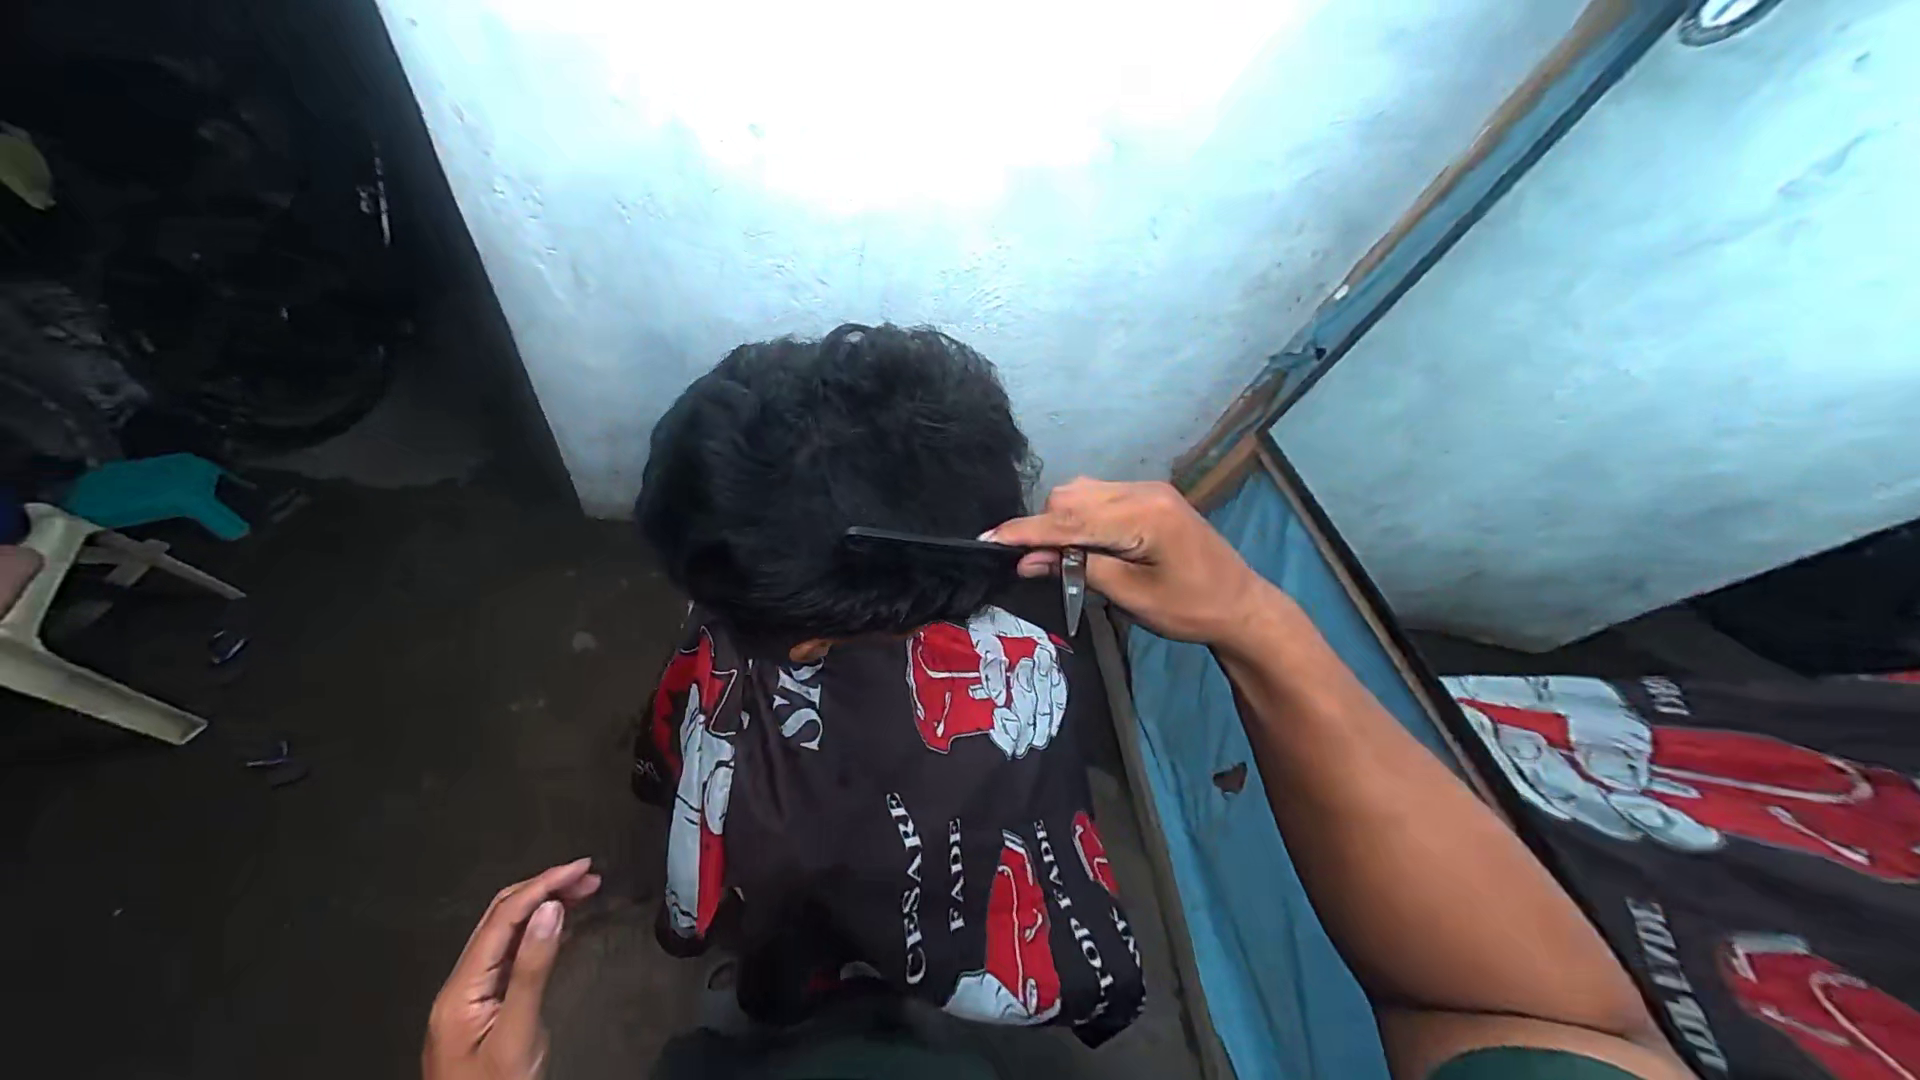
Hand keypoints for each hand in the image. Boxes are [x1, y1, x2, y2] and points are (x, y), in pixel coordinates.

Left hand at [423, 859, 602, 1079]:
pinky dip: (540, 926)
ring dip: (543, 903)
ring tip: (584, 890)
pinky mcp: (487, 1002)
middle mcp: (461, 983)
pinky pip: (512, 950)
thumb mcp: (517, 1033)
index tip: (582, 867)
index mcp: (461, 989)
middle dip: (544, 887)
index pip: (502, 918)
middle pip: (500, 917)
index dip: (542, 885)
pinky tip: (564, 921)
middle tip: (588, 876)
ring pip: (506, 930)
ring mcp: (472, 993)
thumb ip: (532, 969)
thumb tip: (551, 907)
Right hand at [985, 478, 1277, 645]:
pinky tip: (1079, 542)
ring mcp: (1147, 489)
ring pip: (1080, 492)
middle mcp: (1142, 490)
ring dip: (1059, 520)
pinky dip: (1078, 516)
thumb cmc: (1190, 609)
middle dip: (1043, 526)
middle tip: (1031, 563)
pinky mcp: (1148, 496)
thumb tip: (1026, 560)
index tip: (989, 539)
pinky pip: (1097, 496)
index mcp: (1143, 514)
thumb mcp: (1131, 596)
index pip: (1070, 518)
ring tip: (1054, 556)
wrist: (1242, 604)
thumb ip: (1077, 570)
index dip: (1026, 530)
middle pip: (1071, 496)